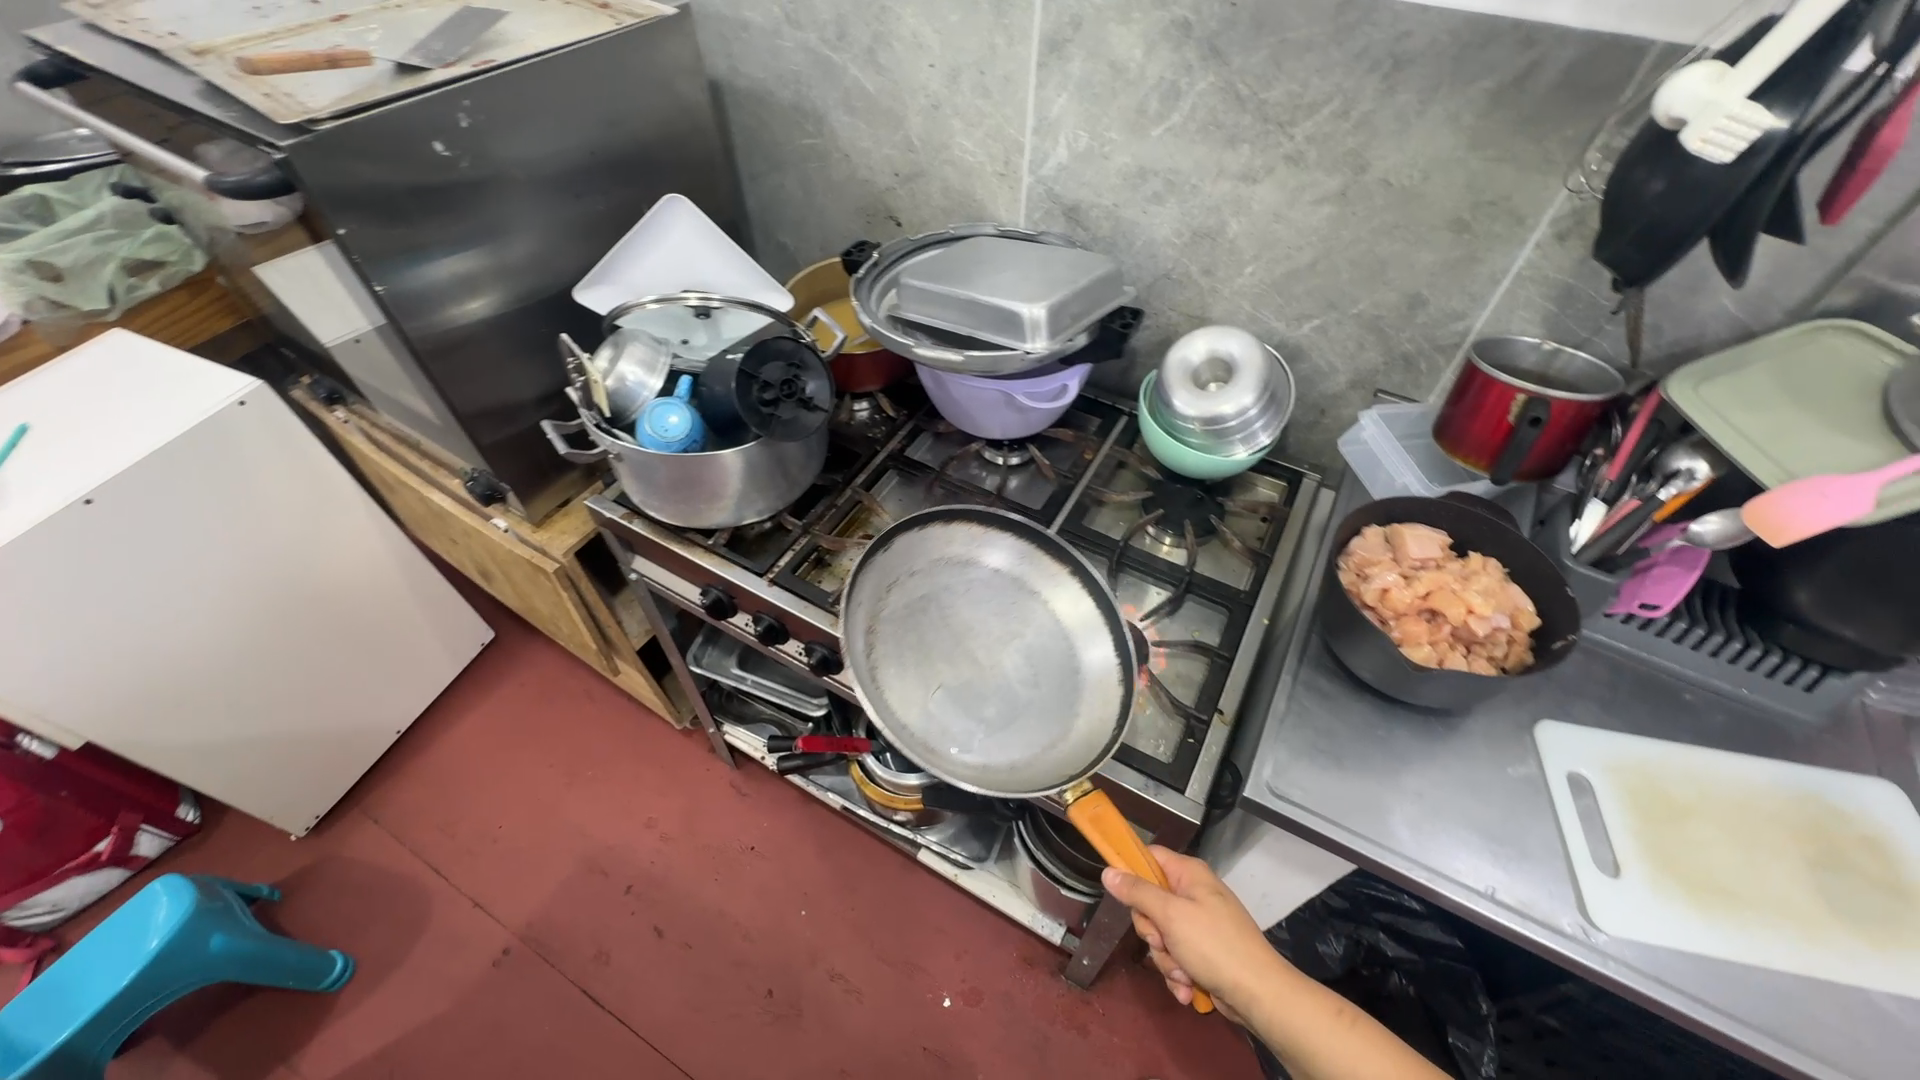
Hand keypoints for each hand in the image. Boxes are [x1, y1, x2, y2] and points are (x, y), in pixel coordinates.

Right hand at [1102, 845, 1286, 1018]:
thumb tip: (1108, 871)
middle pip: (1150, 902)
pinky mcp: (1203, 951)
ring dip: (1166, 958)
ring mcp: (1199, 924)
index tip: (1118, 892)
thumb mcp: (1170, 915)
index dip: (1131, 870)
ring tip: (1183, 972)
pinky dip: (1178, 972)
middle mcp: (1194, 894)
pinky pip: (1175, 955)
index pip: (1149, 857)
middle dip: (1152, 931)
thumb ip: (1137, 892)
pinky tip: (1187, 988)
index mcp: (1189, 875)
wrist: (1259, 994)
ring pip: (1160, 934)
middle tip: (1161, 941)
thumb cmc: (1214, 946)